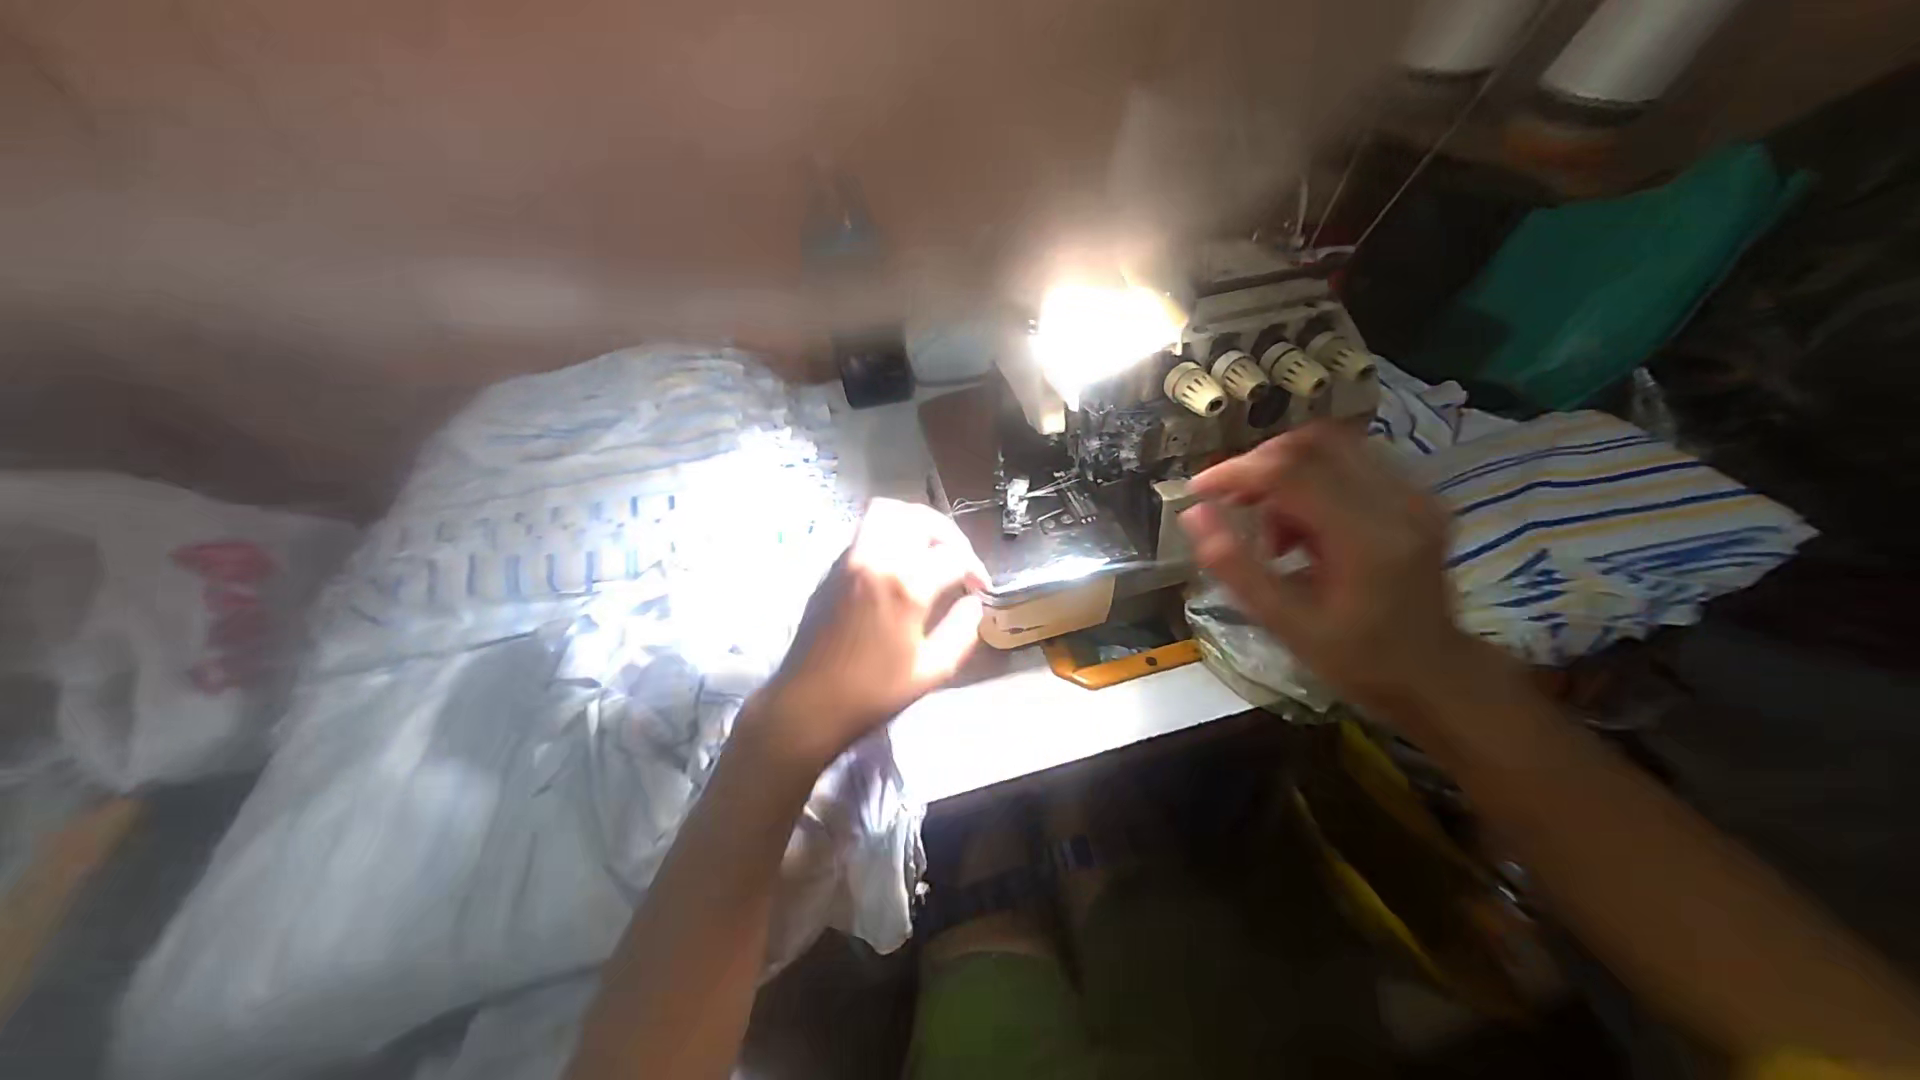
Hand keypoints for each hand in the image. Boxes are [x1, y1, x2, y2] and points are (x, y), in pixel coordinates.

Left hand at [747, 498, 986, 770]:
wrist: (808, 703)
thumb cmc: (873, 692)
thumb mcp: (932, 670)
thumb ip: (962, 631)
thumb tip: (974, 605)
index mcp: (906, 585)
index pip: (953, 556)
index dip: (975, 569)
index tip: (980, 589)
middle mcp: (877, 559)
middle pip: (920, 518)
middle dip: (948, 534)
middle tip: (959, 559)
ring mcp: (849, 559)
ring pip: (887, 512)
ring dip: (915, 522)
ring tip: (929, 548)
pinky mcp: (831, 568)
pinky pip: (864, 530)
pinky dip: (889, 532)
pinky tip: (898, 563)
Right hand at [1179, 423, 1512, 727]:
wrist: (1433, 672)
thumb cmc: (1355, 658)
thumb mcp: (1285, 624)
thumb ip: (1236, 567)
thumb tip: (1193, 514)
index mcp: (1367, 539)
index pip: (1290, 472)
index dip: (1235, 472)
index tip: (1199, 490)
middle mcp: (1398, 502)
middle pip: (1312, 443)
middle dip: (1258, 465)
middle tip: (1233, 504)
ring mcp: (1414, 494)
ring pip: (1331, 445)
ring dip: (1284, 472)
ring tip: (1271, 527)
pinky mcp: (1416, 495)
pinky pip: (1350, 461)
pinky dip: (1310, 480)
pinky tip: (1301, 524)